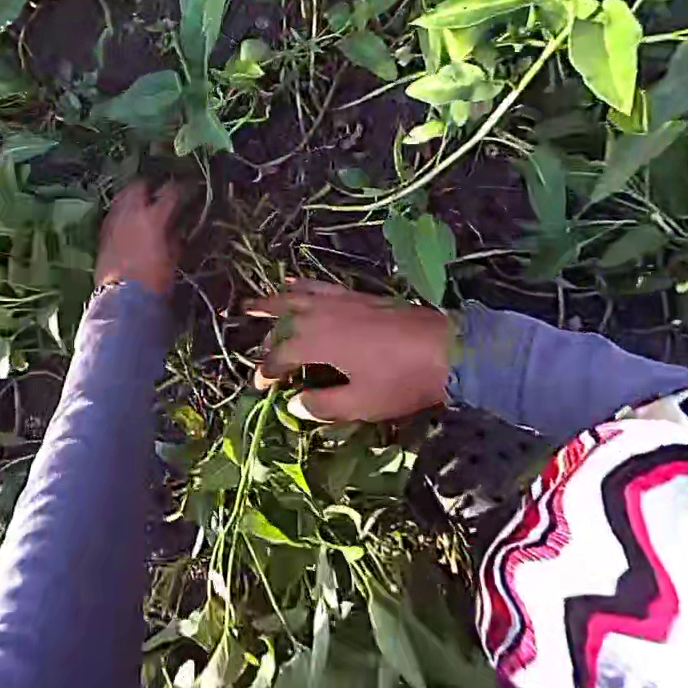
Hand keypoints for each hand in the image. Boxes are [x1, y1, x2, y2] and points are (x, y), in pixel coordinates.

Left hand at [94, 181, 184, 296]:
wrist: (122, 300)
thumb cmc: (153, 281)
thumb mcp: (172, 258)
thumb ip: (176, 238)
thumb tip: (179, 228)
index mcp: (154, 217)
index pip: (172, 191)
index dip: (183, 187)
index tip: (189, 189)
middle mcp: (132, 213)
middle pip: (140, 185)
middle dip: (152, 185)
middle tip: (161, 191)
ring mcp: (114, 220)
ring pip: (122, 196)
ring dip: (133, 195)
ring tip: (142, 201)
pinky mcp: (103, 232)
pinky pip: (113, 212)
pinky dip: (122, 210)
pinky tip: (127, 219)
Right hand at [249, 280, 451, 421]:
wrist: (444, 347)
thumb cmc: (400, 380)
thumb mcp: (361, 403)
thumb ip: (323, 404)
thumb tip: (292, 404)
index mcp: (316, 342)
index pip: (279, 355)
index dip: (266, 370)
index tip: (259, 385)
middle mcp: (320, 316)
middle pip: (283, 313)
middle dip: (262, 318)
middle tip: (243, 316)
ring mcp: (339, 302)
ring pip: (299, 295)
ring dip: (278, 296)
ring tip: (262, 296)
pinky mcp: (357, 296)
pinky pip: (321, 286)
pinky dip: (305, 285)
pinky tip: (300, 283)